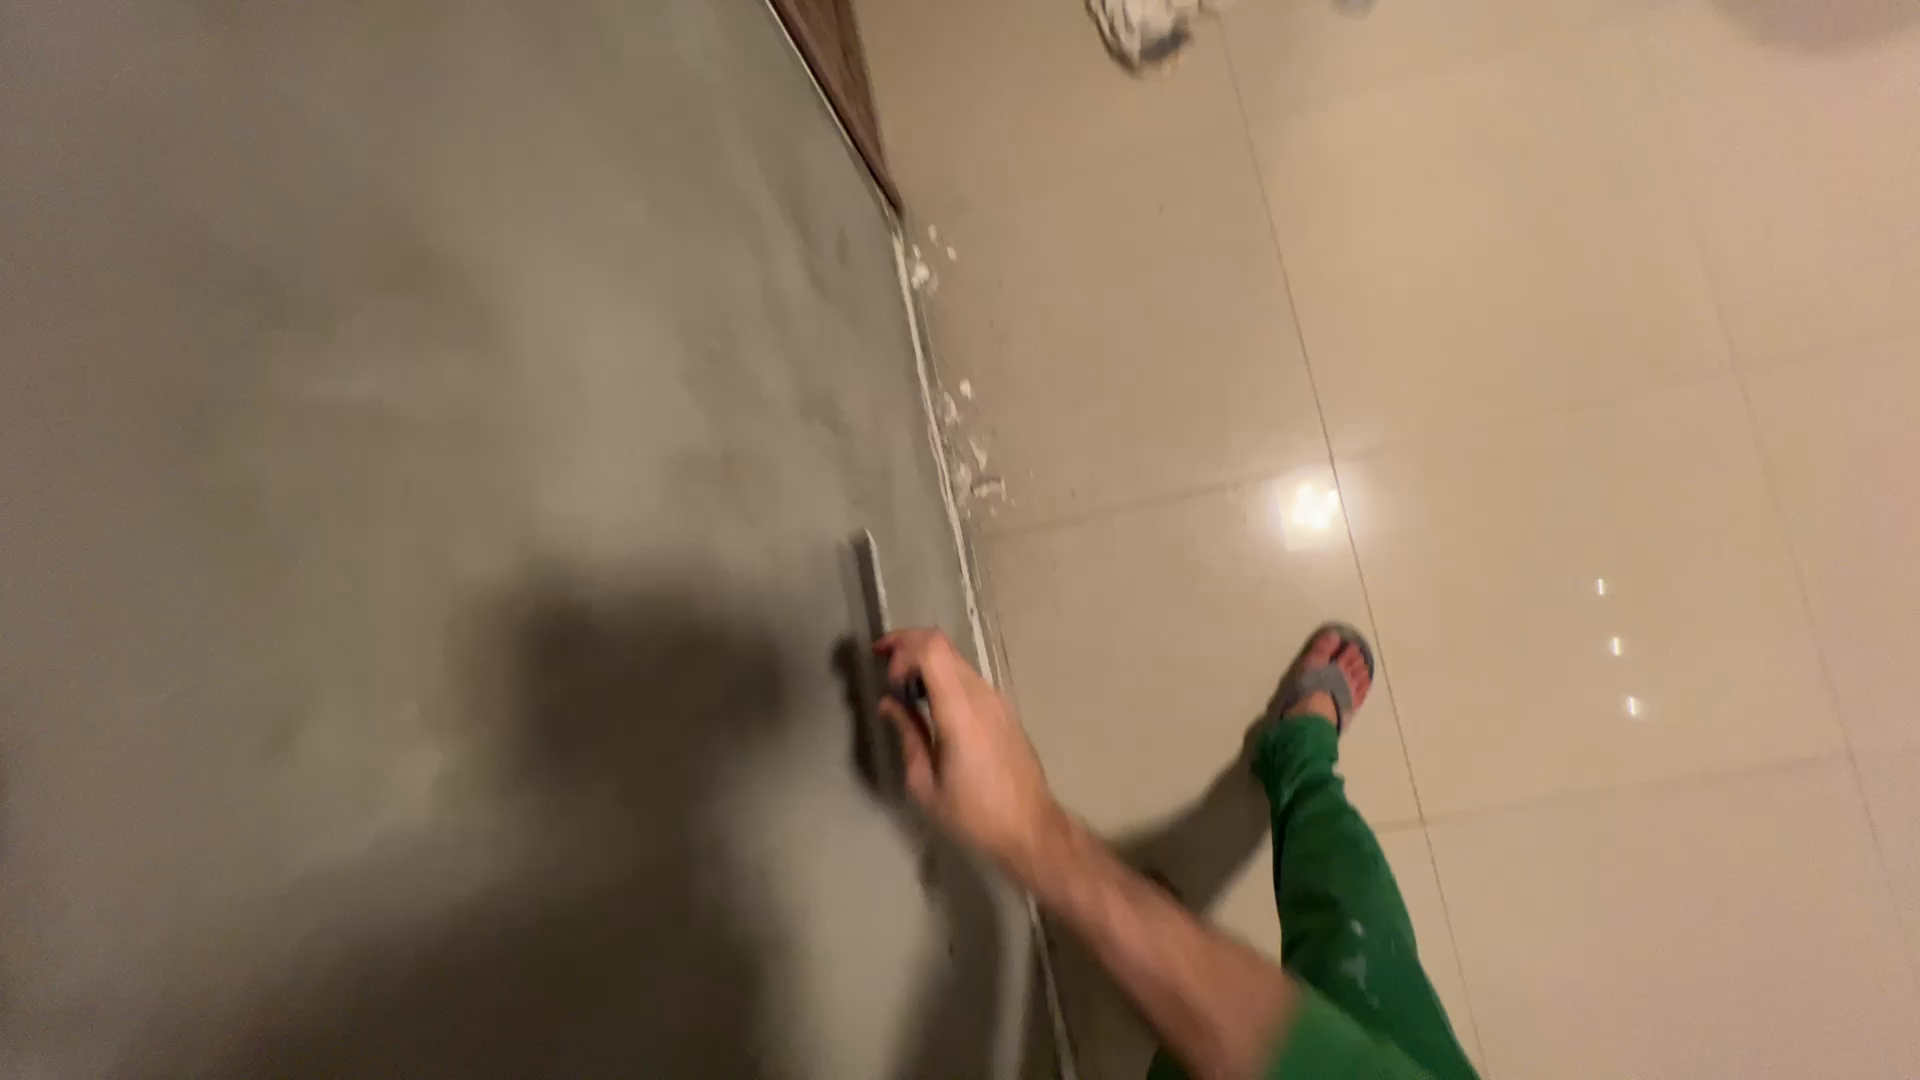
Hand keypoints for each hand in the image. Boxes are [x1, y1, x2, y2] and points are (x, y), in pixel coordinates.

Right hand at [875, 628, 1061, 875]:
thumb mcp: (925, 784)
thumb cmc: (974, 814)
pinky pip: (967, 677)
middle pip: (941, 643)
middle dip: (906, 645)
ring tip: (901, 685)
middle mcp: (981, 695)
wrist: (1030, 828)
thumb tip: (890, 704)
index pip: (932, 649)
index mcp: (960, 712)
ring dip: (924, 660)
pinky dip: (942, 675)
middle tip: (881, 661)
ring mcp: (996, 698)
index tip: (889, 680)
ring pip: (955, 658)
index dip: (903, 650)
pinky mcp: (1003, 707)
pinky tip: (928, 701)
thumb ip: (907, 735)